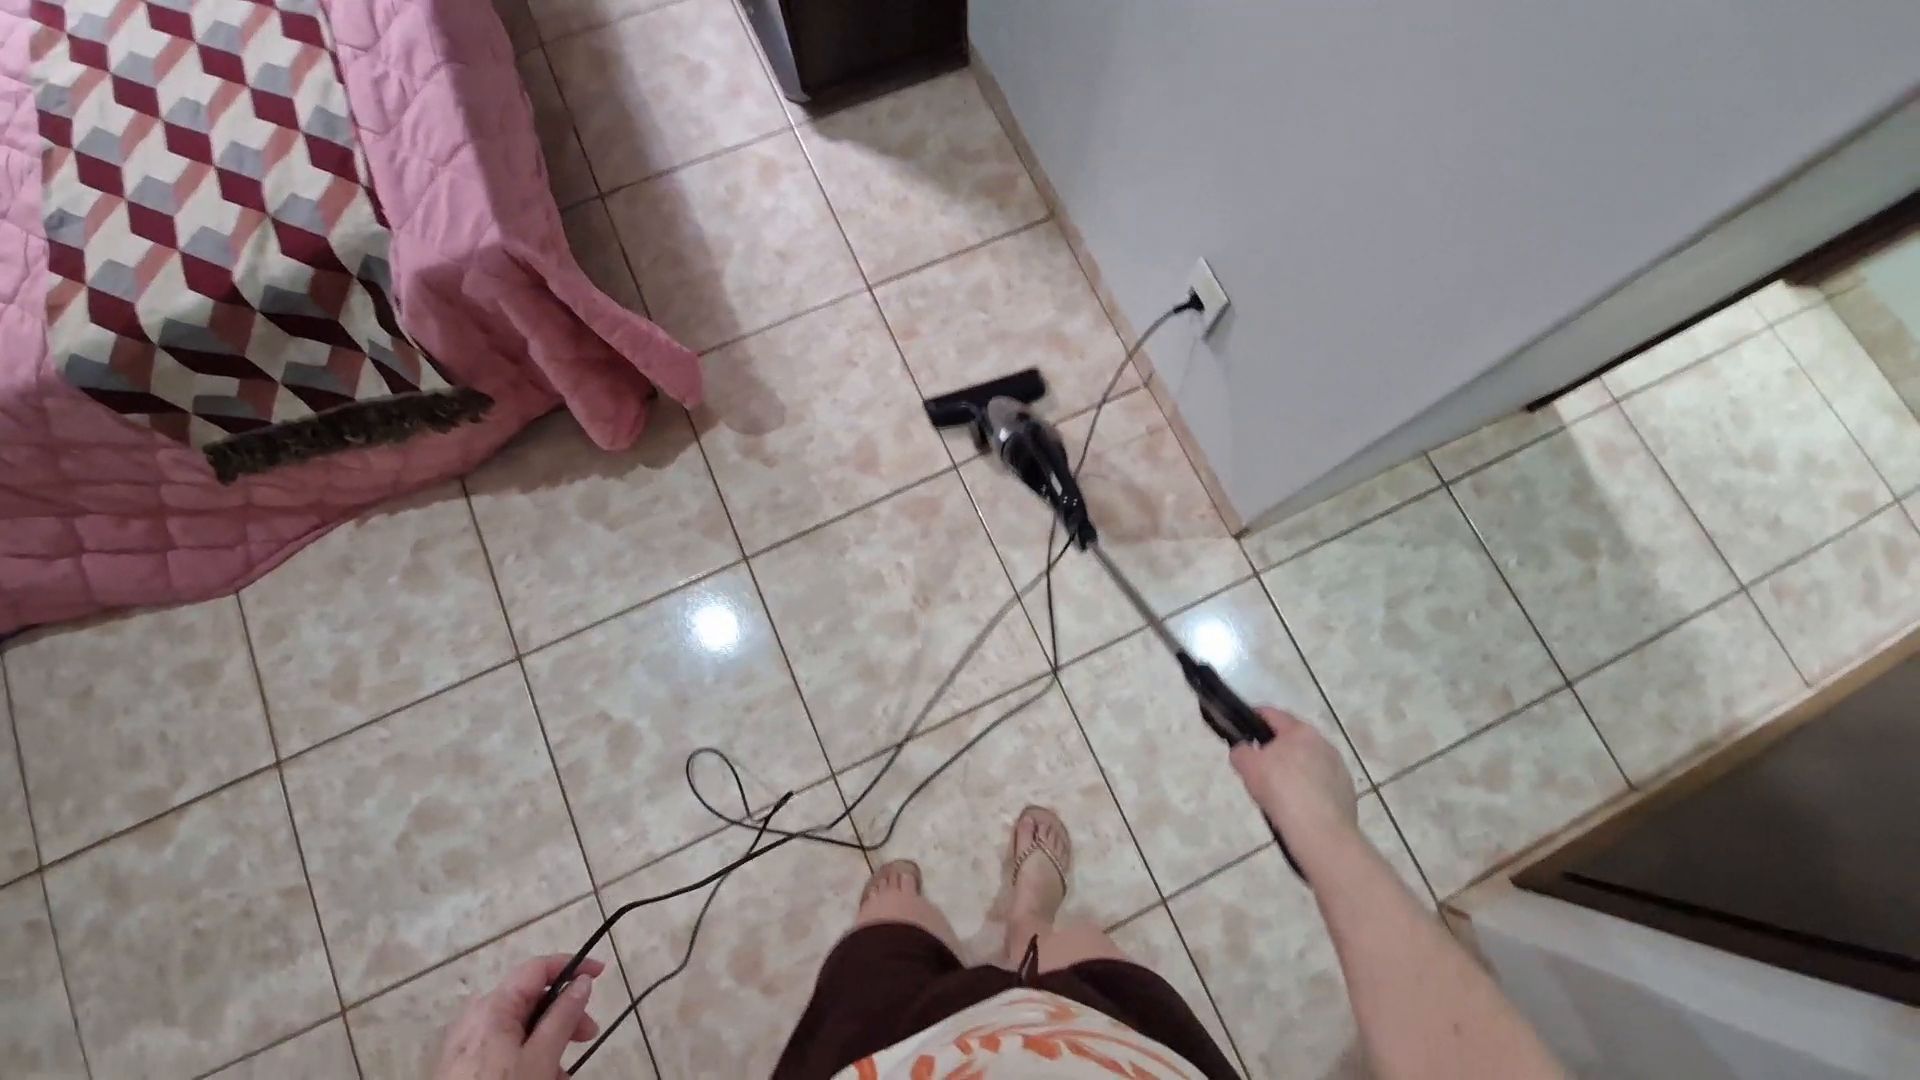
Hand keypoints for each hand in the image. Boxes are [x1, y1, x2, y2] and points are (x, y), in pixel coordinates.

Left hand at [433, 955, 603, 1079]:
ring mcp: (469, 1044)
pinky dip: (529, 1058)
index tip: (601, 974)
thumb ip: (564, 1015)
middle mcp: (478, 1018)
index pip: (538, 968)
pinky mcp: (464, 1068)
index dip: (572, 966)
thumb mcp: (541, 1056)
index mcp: (493, 1006)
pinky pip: (506, 1050)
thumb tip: (582, 981)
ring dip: (550, 1044)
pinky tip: (543, 1079)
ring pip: (522, 1030)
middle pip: (532, 1001)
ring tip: (563, 1074)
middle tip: (588, 1035)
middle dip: (564, 1015)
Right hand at [1230, 707, 1357, 843]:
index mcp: (1298, 731)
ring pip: (1309, 760)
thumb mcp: (1247, 767)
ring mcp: (1339, 767)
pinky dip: (1310, 788)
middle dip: (1275, 748)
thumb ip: (1240, 751)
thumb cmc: (1281, 791)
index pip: (1271, 714)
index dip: (1252, 718)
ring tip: (1280, 791)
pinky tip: (1300, 806)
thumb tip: (1243, 750)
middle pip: (1292, 738)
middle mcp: (1323, 742)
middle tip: (1259, 766)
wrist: (1320, 831)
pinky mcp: (1347, 790)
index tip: (1241, 729)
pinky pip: (1322, 782)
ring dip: (1295, 768)